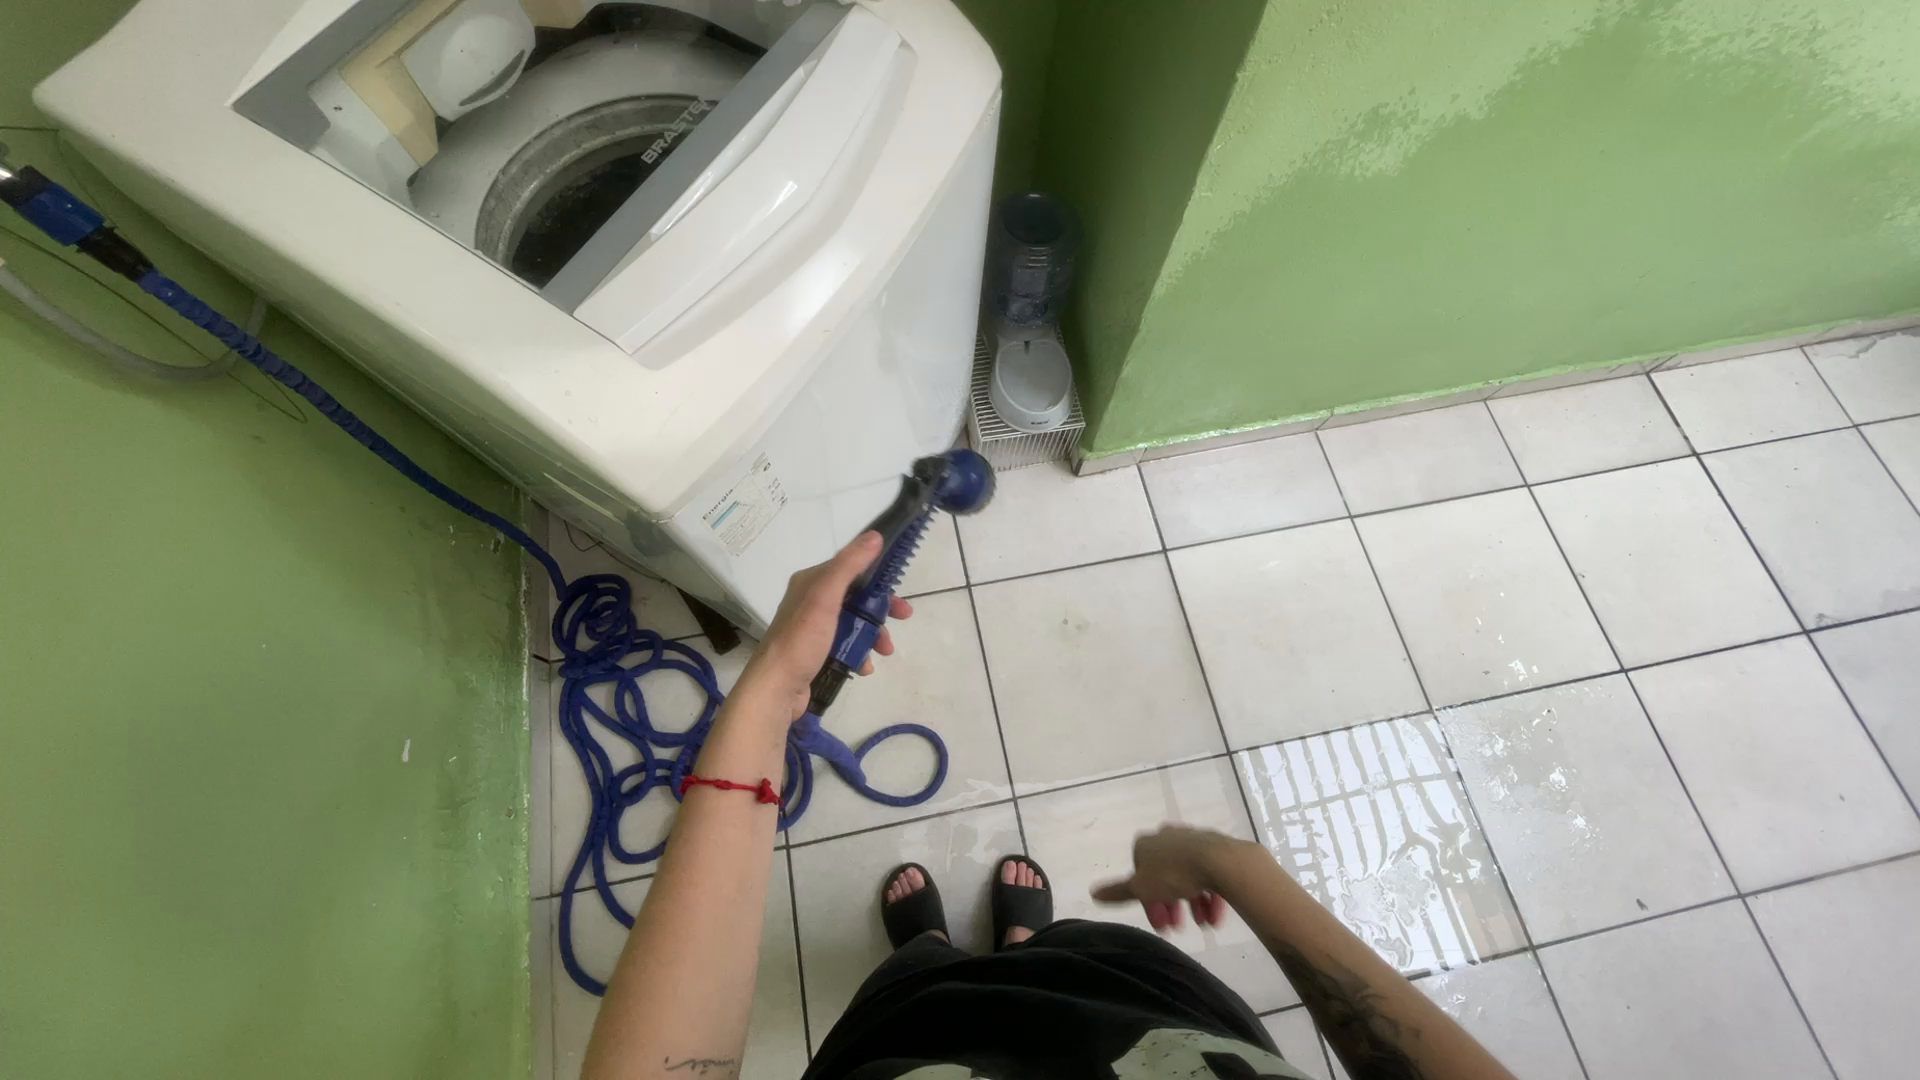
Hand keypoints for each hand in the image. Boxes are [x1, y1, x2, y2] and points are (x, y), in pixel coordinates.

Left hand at [742, 531, 912, 719]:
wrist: (776, 688)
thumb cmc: (801, 639)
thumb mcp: (826, 596)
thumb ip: (849, 565)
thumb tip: (874, 536)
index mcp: (811, 582)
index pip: (852, 569)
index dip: (878, 577)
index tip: (898, 590)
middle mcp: (811, 601)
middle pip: (856, 597)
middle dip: (880, 609)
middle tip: (903, 618)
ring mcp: (813, 629)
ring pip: (854, 623)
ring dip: (874, 634)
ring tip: (885, 651)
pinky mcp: (816, 652)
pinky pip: (846, 646)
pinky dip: (860, 653)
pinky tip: (865, 666)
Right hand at [1090, 824, 1248, 931]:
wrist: (1218, 861)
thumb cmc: (1173, 873)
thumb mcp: (1141, 888)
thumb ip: (1118, 892)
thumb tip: (1093, 893)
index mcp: (1145, 844)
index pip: (1140, 876)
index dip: (1148, 902)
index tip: (1161, 925)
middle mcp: (1165, 838)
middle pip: (1164, 877)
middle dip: (1171, 905)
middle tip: (1180, 927)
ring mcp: (1190, 840)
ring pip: (1188, 877)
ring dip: (1192, 905)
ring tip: (1203, 924)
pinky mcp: (1213, 848)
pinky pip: (1207, 874)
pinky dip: (1209, 896)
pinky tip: (1215, 916)